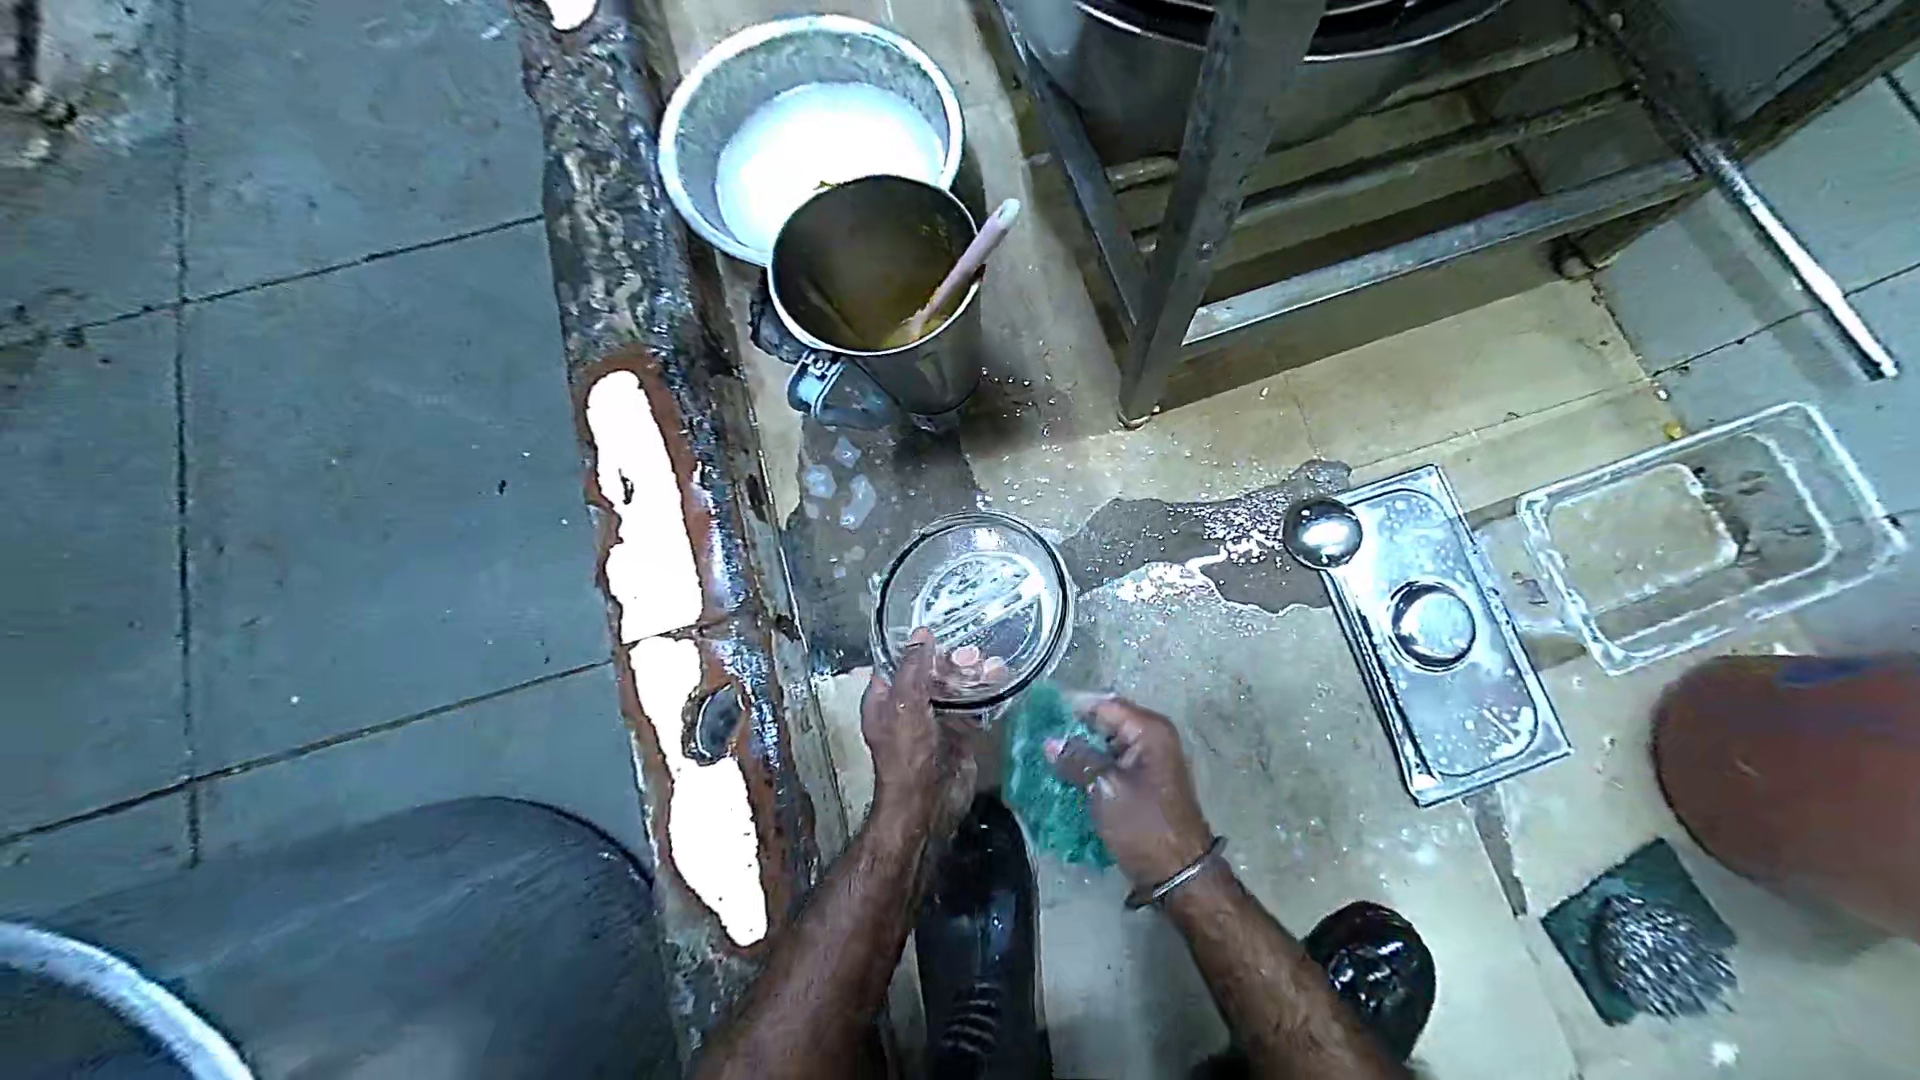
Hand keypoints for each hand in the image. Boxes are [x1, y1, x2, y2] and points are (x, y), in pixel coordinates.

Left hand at [861, 629, 977, 835]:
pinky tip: (1000, 681)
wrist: (928, 805)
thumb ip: (913, 666)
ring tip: (993, 667)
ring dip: (974, 674)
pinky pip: (973, 707)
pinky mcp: (959, 734)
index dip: (920, 646)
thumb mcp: (904, 703)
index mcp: (886, 698)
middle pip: (933, 672)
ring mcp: (936, 721)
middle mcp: (909, 706)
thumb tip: (922, 634)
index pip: (901, 662)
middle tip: (973, 656)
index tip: (943, 632)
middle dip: (954, 661)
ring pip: (956, 688)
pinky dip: (986, 693)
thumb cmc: (907, 754)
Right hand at [1047, 698, 1213, 888]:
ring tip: (1047, 755)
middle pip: (1106, 722)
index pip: (1104, 704)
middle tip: (1040, 735)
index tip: (1041, 712)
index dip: (1073, 706)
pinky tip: (1067, 775)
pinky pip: (1112, 763)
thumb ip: (1077, 759)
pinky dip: (1092, 766)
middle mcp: (1153, 738)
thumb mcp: (1105, 789)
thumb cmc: (1144, 825)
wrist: (1179, 874)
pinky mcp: (1144, 781)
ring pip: (1106, 743)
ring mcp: (1150, 760)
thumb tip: (1050, 742)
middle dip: (1074, 728)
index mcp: (1149, 730)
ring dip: (1081, 749)